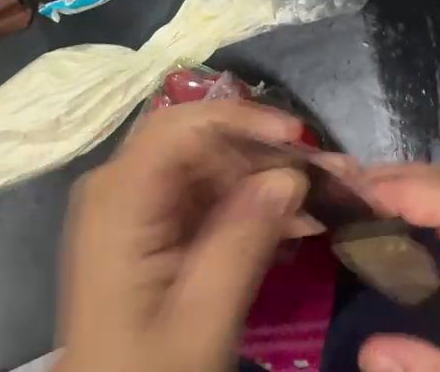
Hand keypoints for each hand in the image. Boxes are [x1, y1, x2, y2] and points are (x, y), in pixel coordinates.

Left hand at [57, 100, 310, 371]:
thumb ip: (243, 241)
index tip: (299, 139)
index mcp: (118, 197)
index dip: (241, 119)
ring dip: (258, 178)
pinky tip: (286, 225)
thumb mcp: (201, 320)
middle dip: (259, 150)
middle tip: (323, 174)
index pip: (180, 125)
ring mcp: (128, 206)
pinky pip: (196, 195)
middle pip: (193, 140)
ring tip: (318, 202)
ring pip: (200, 165)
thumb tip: (289, 176)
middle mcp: (117, 186)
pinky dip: (240, 205)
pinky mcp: (142, 228)